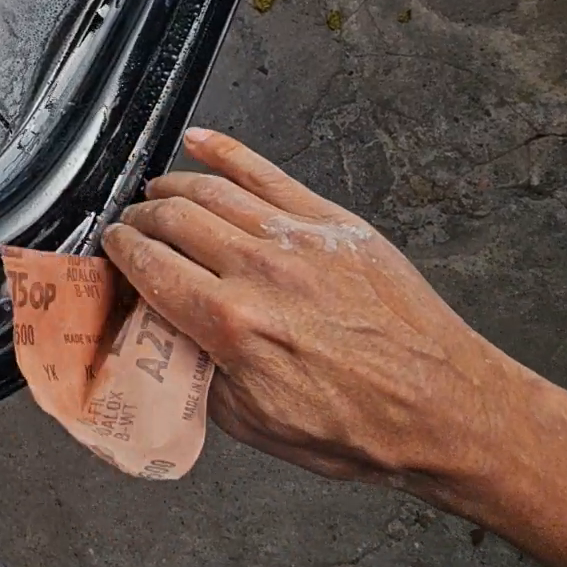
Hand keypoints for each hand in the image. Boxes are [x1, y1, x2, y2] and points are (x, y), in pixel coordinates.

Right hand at [102, 128, 536, 488]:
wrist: (453, 412)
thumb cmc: (357, 427)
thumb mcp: (252, 423)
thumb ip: (193, 371)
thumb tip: (157, 332)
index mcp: (229, 322)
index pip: (147, 264)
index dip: (118, 250)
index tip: (112, 248)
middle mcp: (255, 270)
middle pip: (168, 218)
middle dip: (138, 219)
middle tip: (132, 227)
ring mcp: (294, 238)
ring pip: (206, 189)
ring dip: (168, 187)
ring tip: (155, 194)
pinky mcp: (330, 221)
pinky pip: (264, 171)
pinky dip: (223, 150)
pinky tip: (195, 140)